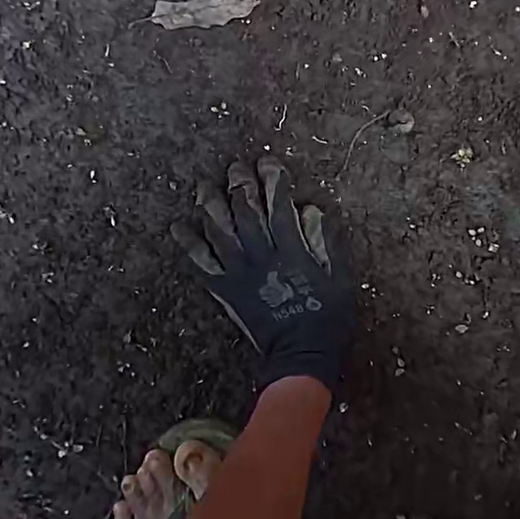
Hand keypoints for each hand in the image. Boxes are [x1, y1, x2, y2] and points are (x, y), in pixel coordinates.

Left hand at [173, 157, 354, 390]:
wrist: (301, 356)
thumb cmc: (327, 317)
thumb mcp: (340, 277)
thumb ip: (326, 241)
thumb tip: (310, 209)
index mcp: (291, 250)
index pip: (279, 204)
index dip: (273, 179)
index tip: (268, 162)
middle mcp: (262, 255)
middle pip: (245, 210)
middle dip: (239, 184)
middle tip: (235, 167)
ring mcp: (240, 272)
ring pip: (219, 230)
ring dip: (210, 204)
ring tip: (203, 186)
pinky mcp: (226, 289)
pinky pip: (202, 263)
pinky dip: (189, 243)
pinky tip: (179, 227)